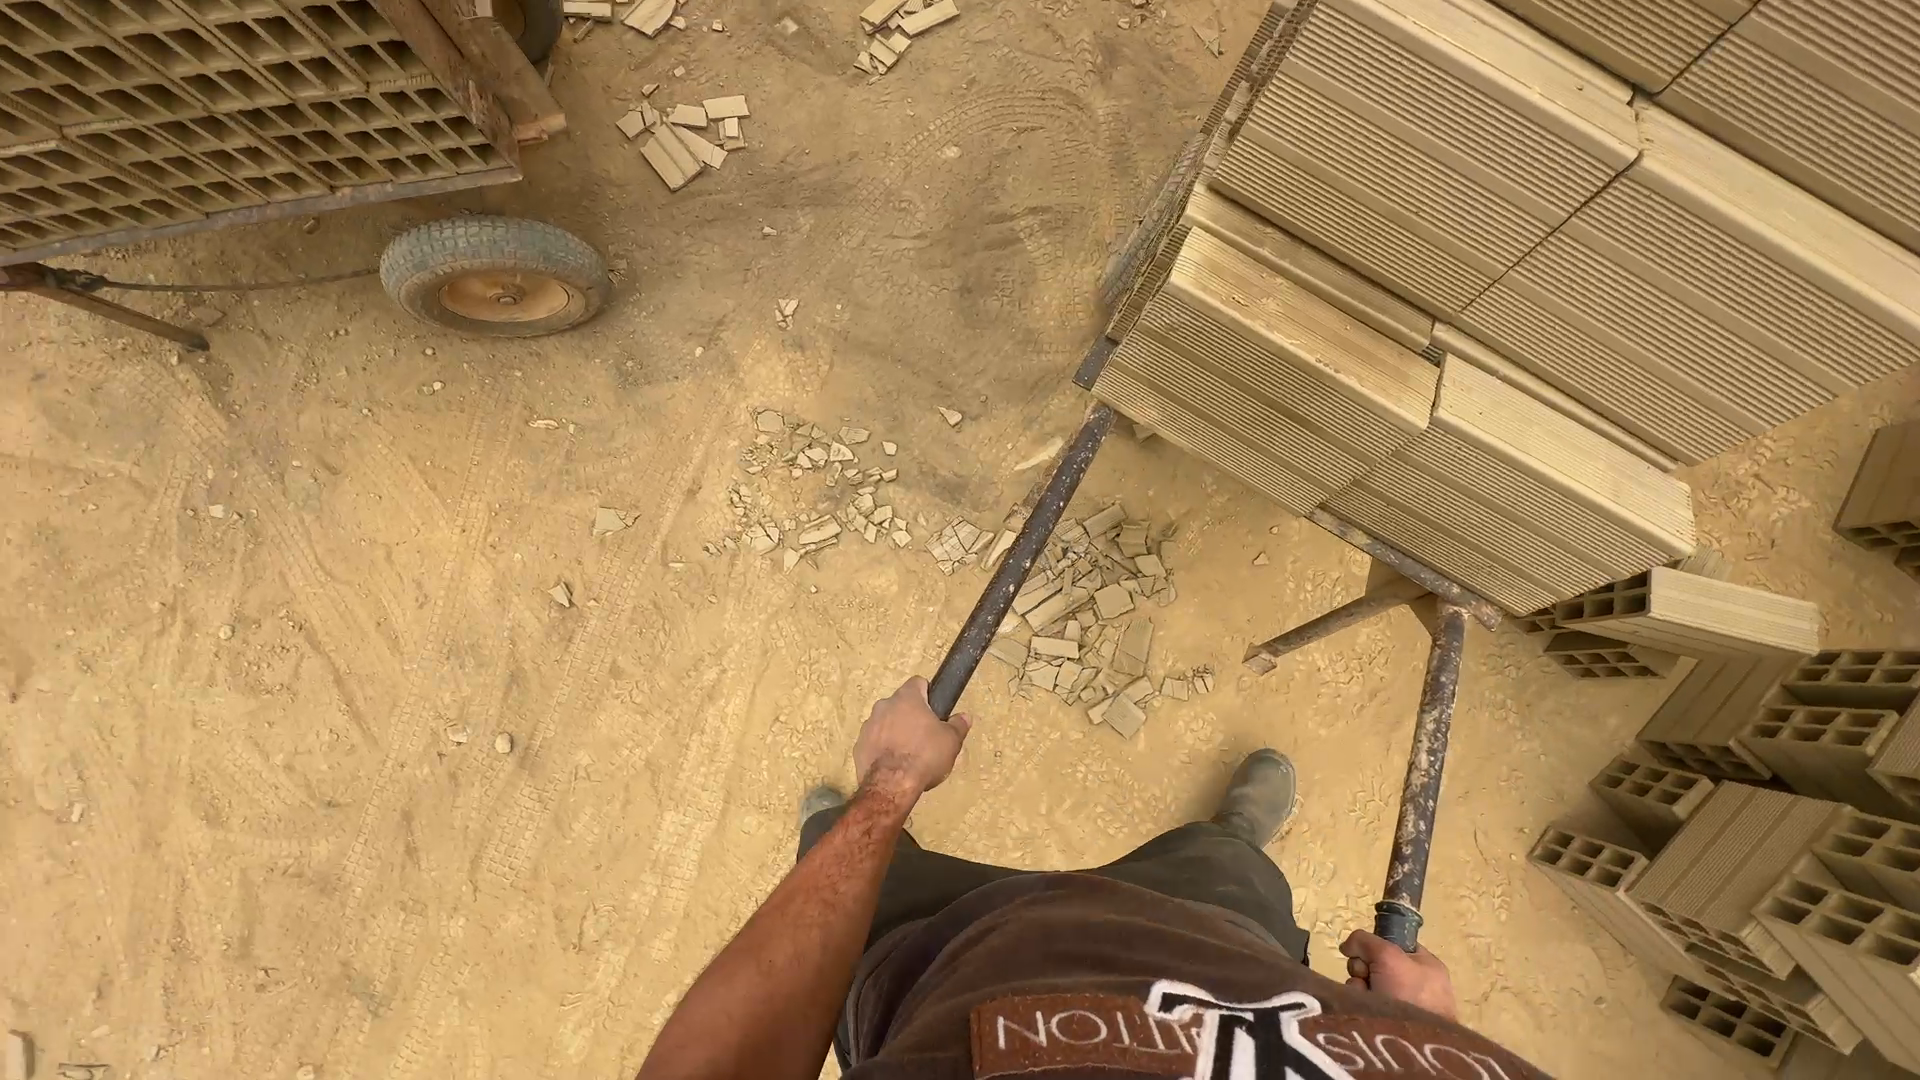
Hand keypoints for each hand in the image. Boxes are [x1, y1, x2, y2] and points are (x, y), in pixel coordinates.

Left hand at [854, 677, 971, 800]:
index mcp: (907, 698)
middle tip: (925, 736)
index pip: (918, 683)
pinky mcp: (858, 747)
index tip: (935, 711)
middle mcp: (883, 705)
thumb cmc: (925, 756)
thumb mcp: (951, 741)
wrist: (891, 785)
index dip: (929, 694)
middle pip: (900, 704)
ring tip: (908, 755)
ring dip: (895, 732)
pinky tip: (892, 766)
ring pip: (885, 723)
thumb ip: (958, 725)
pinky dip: (882, 750)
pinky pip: (874, 742)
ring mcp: (867, 726)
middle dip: (911, 716)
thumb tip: (965, 717)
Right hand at [1339, 930, 1457, 1020]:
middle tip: (1366, 976)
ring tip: (1367, 997)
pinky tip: (1366, 1008)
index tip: (1368, 954)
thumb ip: (1364, 940)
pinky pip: (1368, 1003)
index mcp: (1427, 965)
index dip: (1376, 946)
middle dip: (1363, 968)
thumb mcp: (1386, 954)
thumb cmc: (1409, 993)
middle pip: (1375, 963)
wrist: (1415, 1042)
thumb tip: (1348, 948)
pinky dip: (1362, 1002)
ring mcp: (1406, 1004)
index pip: (1393, 944)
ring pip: (1367, 983)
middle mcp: (1417, 983)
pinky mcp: (1393, 1022)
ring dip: (1359, 986)